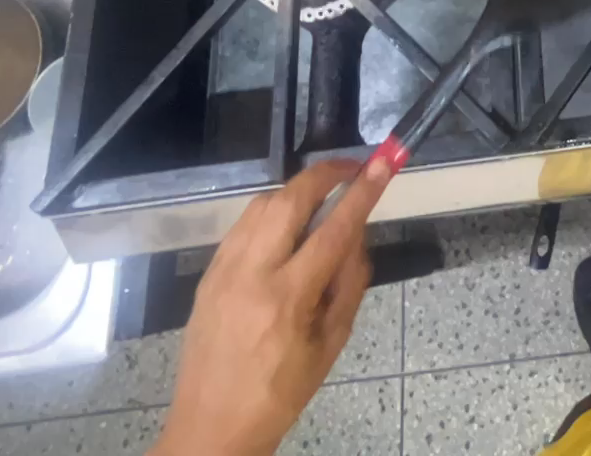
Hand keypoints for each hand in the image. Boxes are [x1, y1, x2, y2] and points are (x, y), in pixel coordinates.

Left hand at [154, 157, 393, 455]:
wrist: (209, 430)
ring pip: (263, 204)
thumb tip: (357, 229)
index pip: (335, 229)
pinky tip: (290, 222)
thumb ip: (350, 279)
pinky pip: (244, 224)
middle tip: (354, 167)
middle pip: (289, 201)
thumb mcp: (333, 340)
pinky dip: (273, 210)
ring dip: (298, 189)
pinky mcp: (207, 275)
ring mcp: (222, 273)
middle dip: (325, 173)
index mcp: (287, 300)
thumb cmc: (283, 391)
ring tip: (324, 194)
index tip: (384, 162)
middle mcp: (250, 276)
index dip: (363, 191)